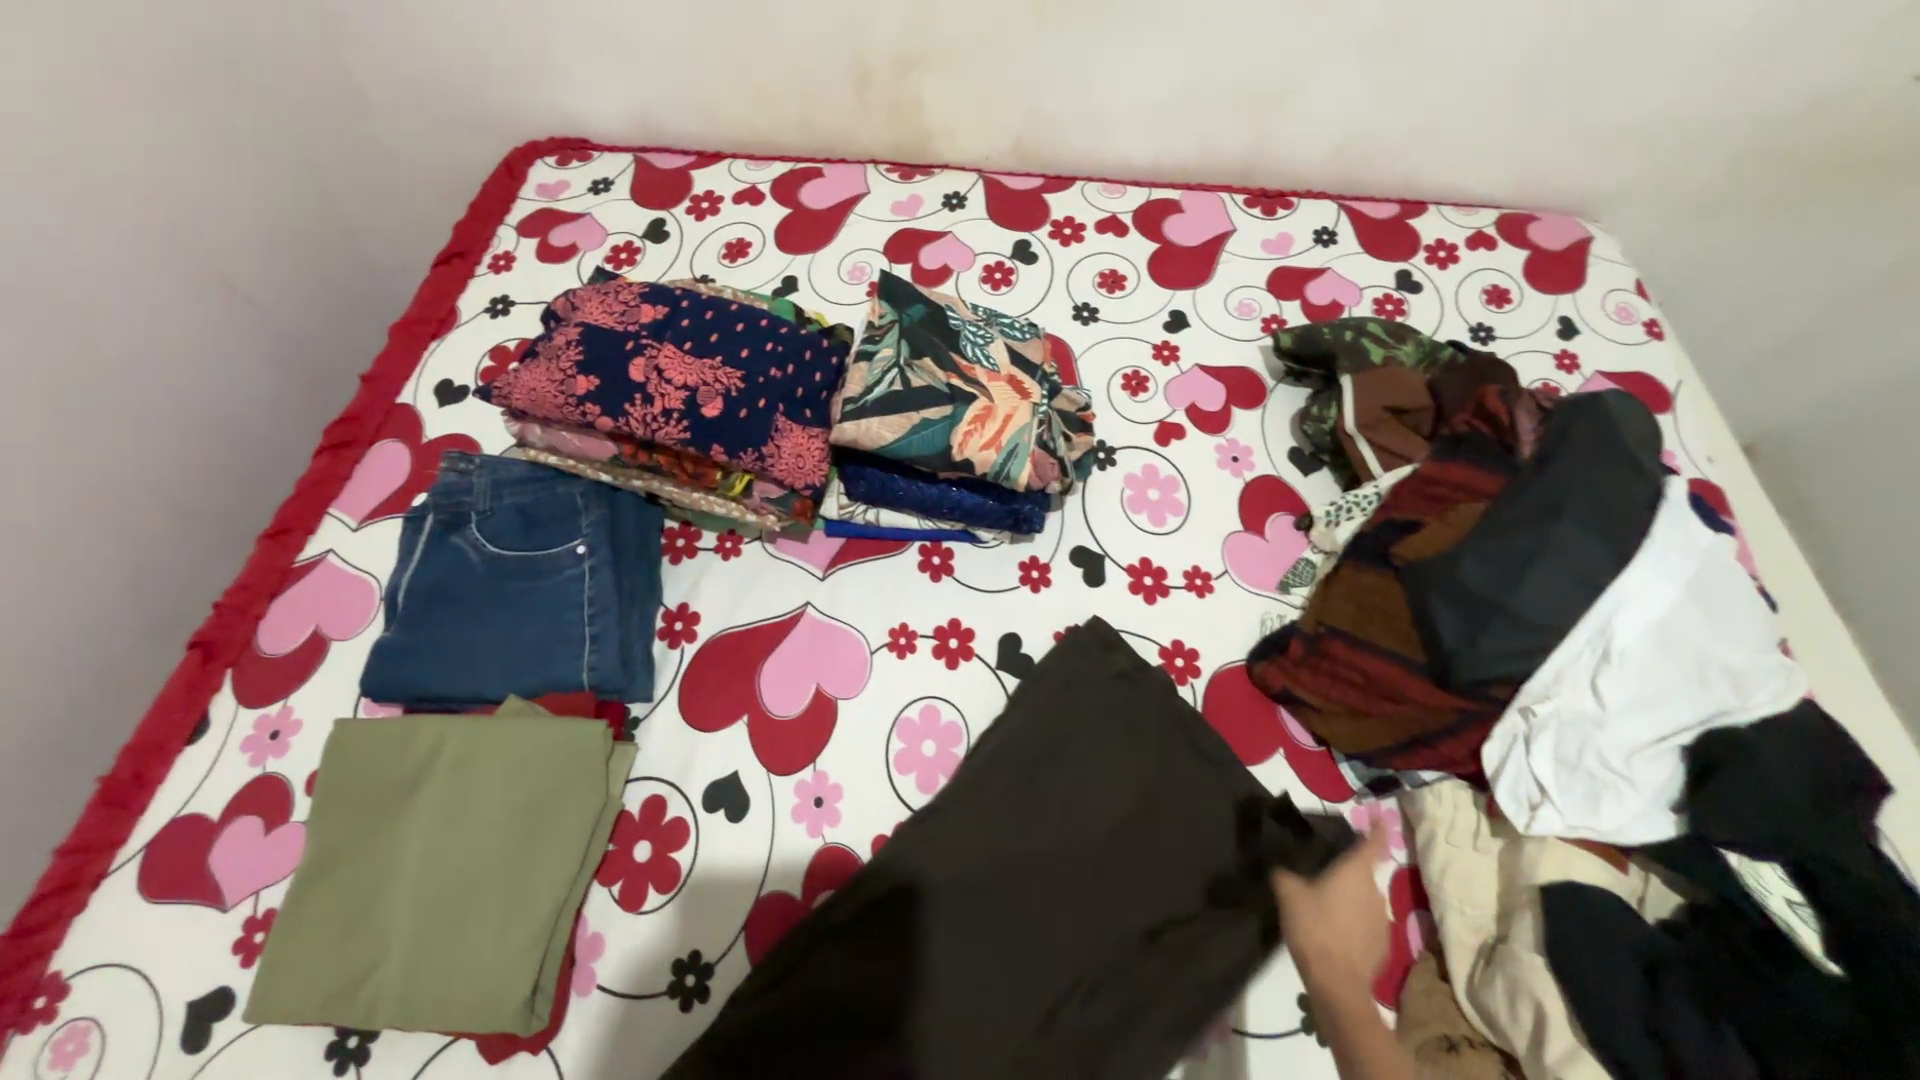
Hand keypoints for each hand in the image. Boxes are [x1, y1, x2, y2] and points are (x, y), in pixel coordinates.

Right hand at [1272, 826, 1391, 1004]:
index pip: (1374, 842)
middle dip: (1345, 872)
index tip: (1379, 816)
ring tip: (1323, 909)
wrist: (1337, 984)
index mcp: (1355, 872)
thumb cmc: (1314, 928)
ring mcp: (1382, 920)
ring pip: (1363, 899)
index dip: (1377, 827)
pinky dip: (1352, 923)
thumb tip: (1278, 864)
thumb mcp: (1288, 894)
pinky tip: (1333, 934)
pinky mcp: (1383, 945)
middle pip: (1362, 873)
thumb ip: (1283, 873)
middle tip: (1320, 876)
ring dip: (1348, 899)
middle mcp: (1375, 891)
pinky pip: (1366, 924)